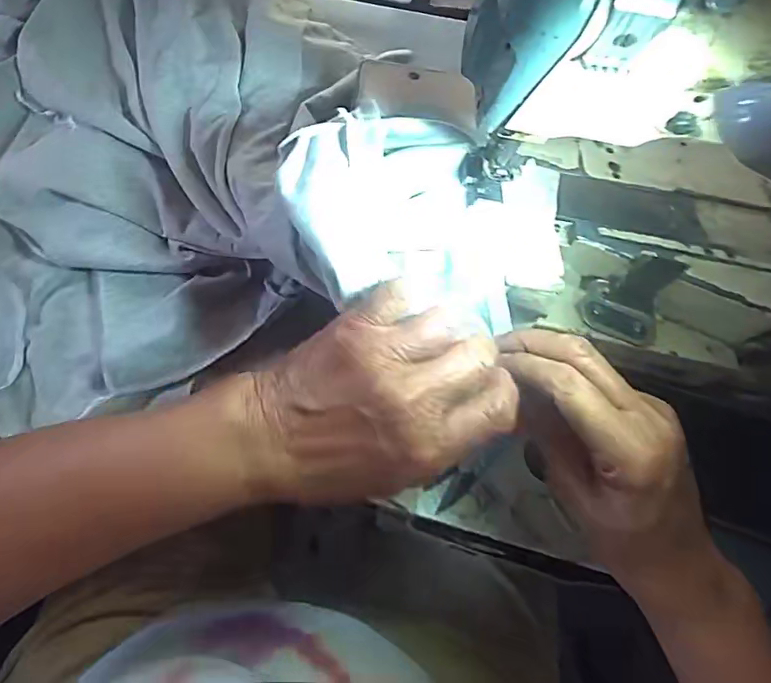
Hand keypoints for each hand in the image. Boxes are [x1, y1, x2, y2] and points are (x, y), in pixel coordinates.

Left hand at [233, 282, 517, 504]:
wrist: (269, 436)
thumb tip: (478, 405)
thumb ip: (446, 442)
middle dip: (479, 351)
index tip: (487, 384)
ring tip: (435, 327)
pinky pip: (401, 292)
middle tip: (462, 351)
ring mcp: (386, 355)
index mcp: (431, 444)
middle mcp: (417, 397)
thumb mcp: (401, 477)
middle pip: (480, 354)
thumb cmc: (331, 467)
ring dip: (447, 321)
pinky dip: (409, 295)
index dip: (501, 390)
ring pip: (448, 317)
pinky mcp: (357, 326)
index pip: (500, 404)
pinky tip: (405, 307)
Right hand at [498, 330, 719, 596]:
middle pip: (582, 355)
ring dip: (546, 348)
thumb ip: (545, 438)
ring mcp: (652, 405)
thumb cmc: (624, 545)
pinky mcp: (648, 404)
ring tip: (509, 353)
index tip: (491, 363)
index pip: (569, 383)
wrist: (683, 564)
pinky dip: (563, 365)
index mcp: (631, 446)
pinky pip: (599, 373)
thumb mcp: (573, 496)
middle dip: (533, 342)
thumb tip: (511, 391)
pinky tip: (537, 374)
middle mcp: (647, 414)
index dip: (526, 365)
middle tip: (494, 345)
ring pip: (591, 357)